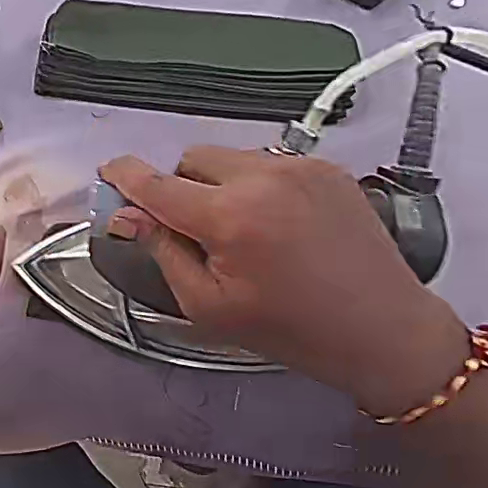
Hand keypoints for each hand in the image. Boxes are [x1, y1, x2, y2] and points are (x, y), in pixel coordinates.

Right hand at [99, 147, 468, 415]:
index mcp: (230, 216)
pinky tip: (275, 223)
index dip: (125, 175)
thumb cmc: (288, 330)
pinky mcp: (326, 168)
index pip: (157, 182)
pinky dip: (255, 185)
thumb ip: (163, 251)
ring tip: (241, 230)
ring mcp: (300, 166)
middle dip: (180, 188)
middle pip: (192, 159)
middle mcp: (263, 176)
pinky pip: (268, 163)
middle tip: (193, 231)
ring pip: (231, 158)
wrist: (379, 327)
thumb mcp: (209, 306)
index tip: (109, 173)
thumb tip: (127, 215)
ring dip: (218, 185)